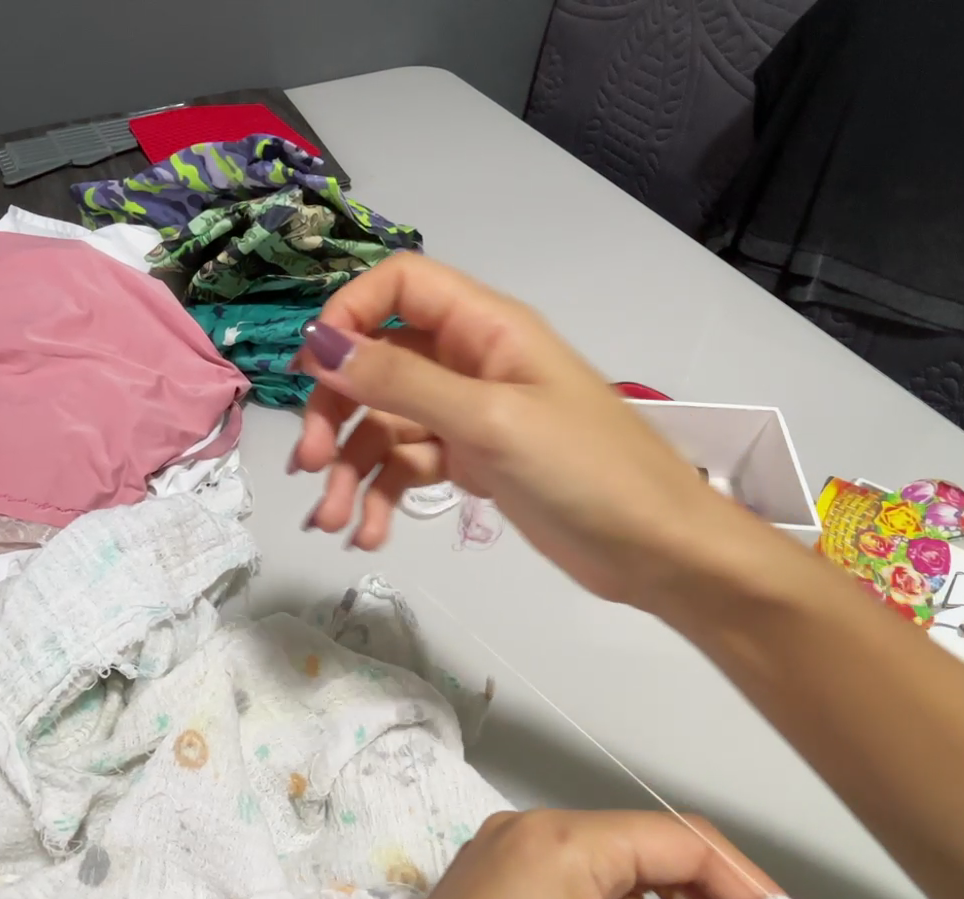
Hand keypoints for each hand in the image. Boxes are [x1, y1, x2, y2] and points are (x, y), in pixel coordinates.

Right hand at [290, 254, 775, 613]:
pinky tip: (370, 536)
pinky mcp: (470, 462)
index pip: (399, 287)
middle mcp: (469, 362)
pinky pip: (408, 467)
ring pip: (385, 426)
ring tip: (333, 521)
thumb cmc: (587, 470)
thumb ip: (403, 382)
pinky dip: (383, 498)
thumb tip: (320, 346)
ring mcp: (467, 415)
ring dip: (351, 470)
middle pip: (377, 364)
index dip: (348, 316)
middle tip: (310, 467)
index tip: (313, 371)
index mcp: (485, 327)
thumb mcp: (490, 421)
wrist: (653, 548)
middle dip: (336, 414)